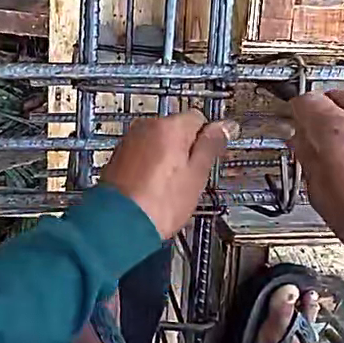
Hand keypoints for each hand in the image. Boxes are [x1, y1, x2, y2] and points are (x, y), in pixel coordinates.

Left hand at [101, 111, 235, 238]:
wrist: (119, 223)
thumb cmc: (159, 203)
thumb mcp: (196, 175)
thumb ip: (211, 146)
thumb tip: (225, 126)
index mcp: (168, 127)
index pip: (198, 119)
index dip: (207, 140)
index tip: (207, 159)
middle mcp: (145, 127)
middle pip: (176, 130)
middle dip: (185, 150)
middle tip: (189, 178)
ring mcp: (129, 142)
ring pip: (158, 143)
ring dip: (167, 159)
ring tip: (169, 187)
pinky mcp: (118, 157)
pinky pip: (142, 155)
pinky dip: (149, 167)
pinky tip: (153, 189)